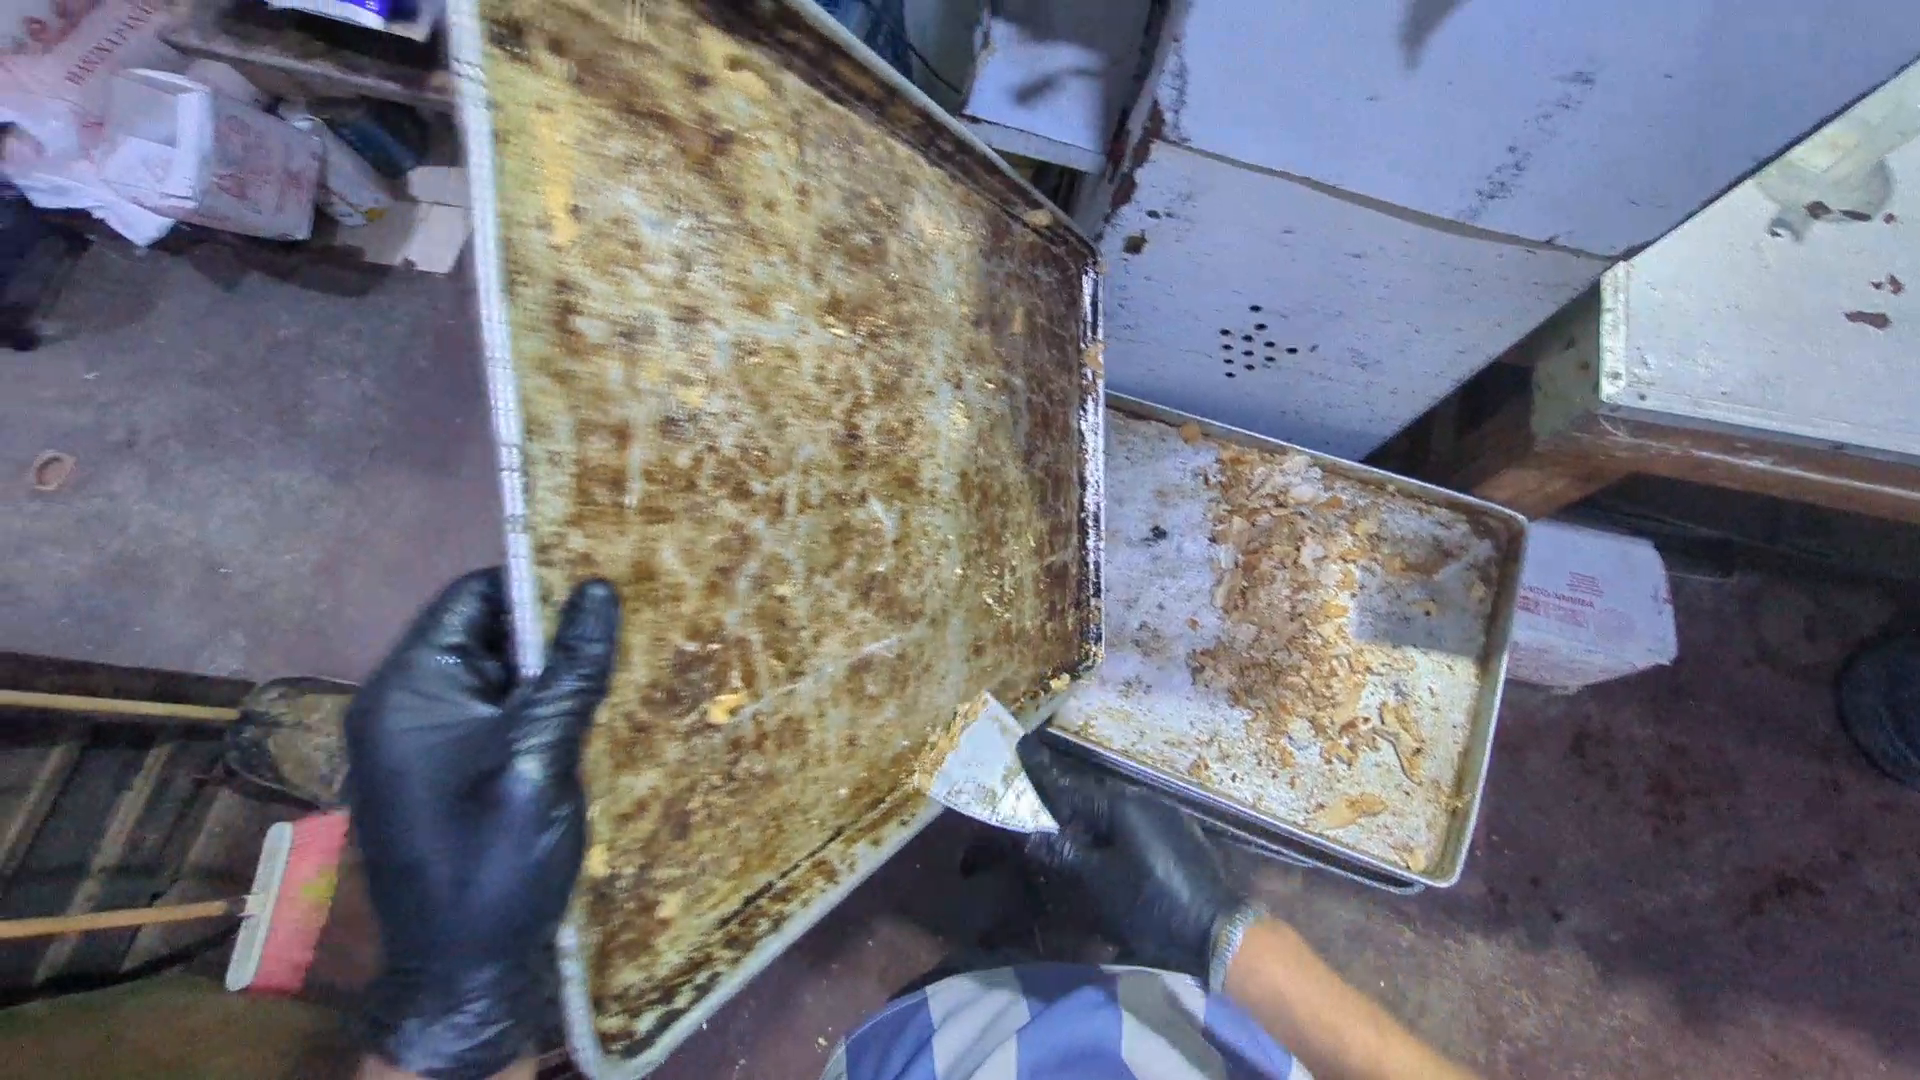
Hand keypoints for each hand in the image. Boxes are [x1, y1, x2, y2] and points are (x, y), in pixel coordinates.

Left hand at [347, 568, 618, 1079]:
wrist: (463, 969)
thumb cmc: (492, 857)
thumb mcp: (539, 755)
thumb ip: (571, 671)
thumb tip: (601, 589)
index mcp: (411, 689)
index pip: (473, 598)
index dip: (537, 582)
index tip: (606, 578)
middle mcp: (411, 703)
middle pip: (490, 631)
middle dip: (556, 625)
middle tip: (630, 616)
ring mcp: (432, 738)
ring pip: (505, 671)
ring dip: (559, 667)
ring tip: (627, 656)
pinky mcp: (456, 766)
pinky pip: (507, 710)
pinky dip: (551, 702)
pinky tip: (601, 705)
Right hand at [1019, 734, 1255, 984]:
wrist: (1217, 929)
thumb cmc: (1151, 902)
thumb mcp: (1100, 882)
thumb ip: (1066, 854)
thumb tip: (1034, 838)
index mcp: (1123, 805)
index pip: (1073, 787)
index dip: (1046, 773)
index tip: (1025, 746)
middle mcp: (1146, 800)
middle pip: (1098, 800)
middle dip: (1073, 810)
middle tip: (1051, 824)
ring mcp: (1170, 815)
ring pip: (1121, 814)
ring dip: (1099, 826)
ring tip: (1082, 847)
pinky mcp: (1184, 835)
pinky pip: (1141, 825)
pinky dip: (1122, 835)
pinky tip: (1118, 858)